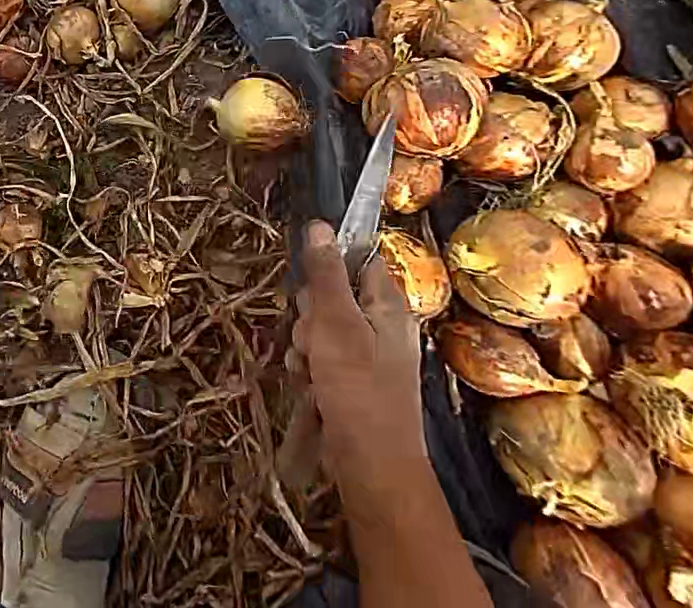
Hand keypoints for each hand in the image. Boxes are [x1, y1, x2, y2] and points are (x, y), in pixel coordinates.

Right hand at [292, 221, 494, 607]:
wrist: (372, 467)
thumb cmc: (358, 389)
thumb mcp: (336, 323)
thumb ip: (326, 274)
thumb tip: (320, 225)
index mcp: (387, 304)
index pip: (359, 259)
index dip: (330, 264)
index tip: (309, 281)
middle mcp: (381, 324)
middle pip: (332, 294)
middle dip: (310, 314)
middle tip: (311, 336)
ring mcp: (367, 354)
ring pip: (320, 328)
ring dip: (306, 345)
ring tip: (309, 368)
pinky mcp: (352, 380)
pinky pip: (321, 357)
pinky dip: (310, 368)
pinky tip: (308, 385)